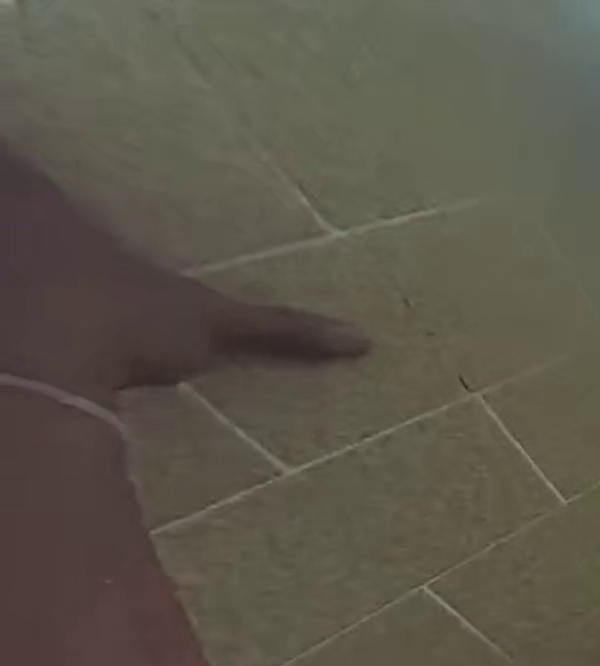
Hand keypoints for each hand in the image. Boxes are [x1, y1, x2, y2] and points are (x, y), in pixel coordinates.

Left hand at [0, 143, 368, 407]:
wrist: (26, 369)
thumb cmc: (117, 321)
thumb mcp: (213, 325)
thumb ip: (281, 329)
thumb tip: (361, 339)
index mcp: (42, 204)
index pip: (13, 159)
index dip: (20, 160)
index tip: (30, 161)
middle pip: (1, 192)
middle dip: (18, 199)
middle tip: (40, 221)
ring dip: (17, 254)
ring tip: (38, 275)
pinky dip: (9, 310)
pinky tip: (27, 328)